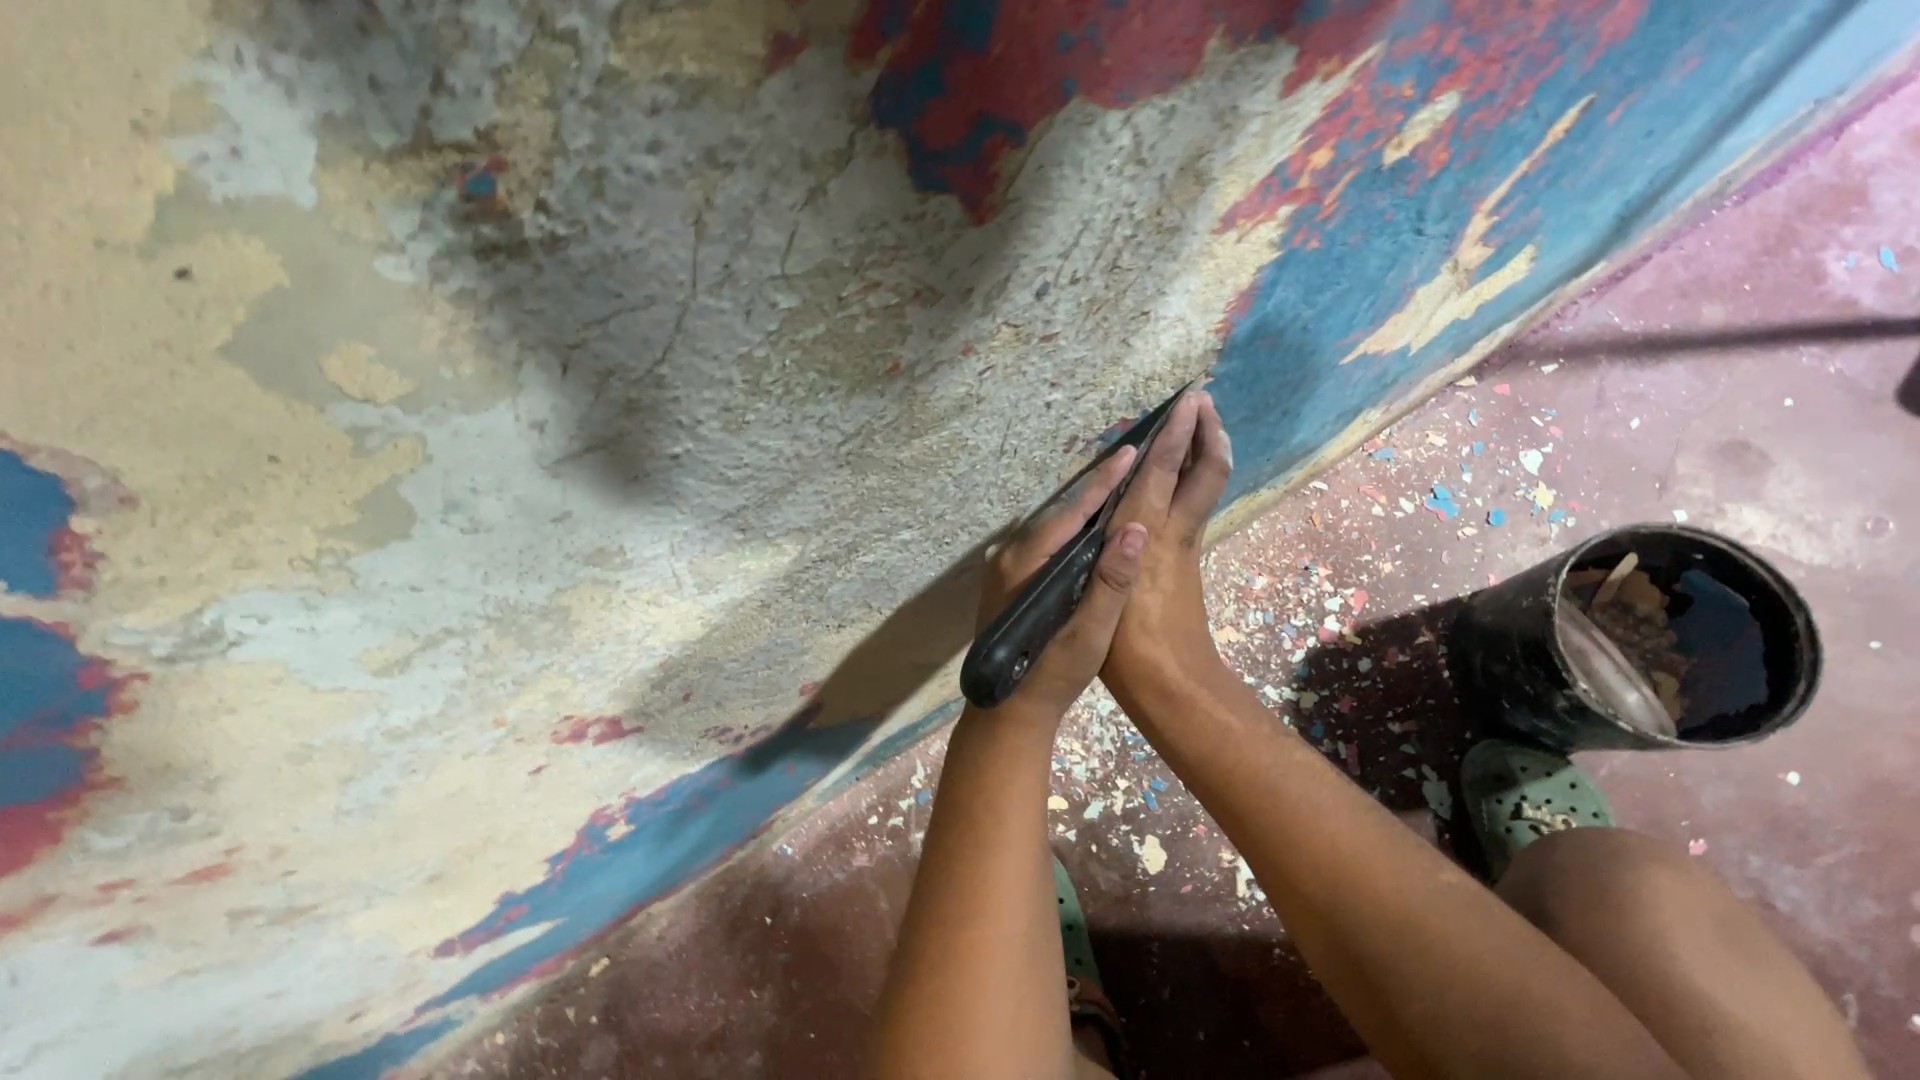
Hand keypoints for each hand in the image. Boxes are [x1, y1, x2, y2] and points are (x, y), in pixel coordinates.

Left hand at [973, 445, 1149, 717]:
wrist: (1007, 712)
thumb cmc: (1051, 677)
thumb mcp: (1088, 634)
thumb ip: (1111, 583)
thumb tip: (1135, 529)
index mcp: (1025, 564)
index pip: (1069, 512)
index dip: (1102, 483)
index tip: (1131, 452)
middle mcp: (1009, 557)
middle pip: (1057, 511)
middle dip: (1095, 485)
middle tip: (1131, 456)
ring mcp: (1004, 568)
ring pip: (1049, 524)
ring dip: (1083, 504)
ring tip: (1119, 480)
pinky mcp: (1007, 580)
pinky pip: (1043, 540)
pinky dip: (1069, 526)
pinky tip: (1093, 523)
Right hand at [1100, 389, 1233, 710]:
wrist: (1172, 686)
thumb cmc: (1125, 647)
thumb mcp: (1102, 595)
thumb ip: (1103, 552)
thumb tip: (1106, 508)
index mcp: (1149, 537)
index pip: (1167, 472)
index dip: (1178, 433)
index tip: (1188, 398)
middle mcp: (1174, 534)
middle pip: (1207, 472)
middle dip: (1209, 432)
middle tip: (1203, 400)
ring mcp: (1185, 548)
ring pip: (1207, 487)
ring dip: (1207, 450)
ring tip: (1197, 424)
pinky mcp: (1185, 562)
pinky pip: (1195, 504)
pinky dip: (1193, 477)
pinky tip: (1176, 477)